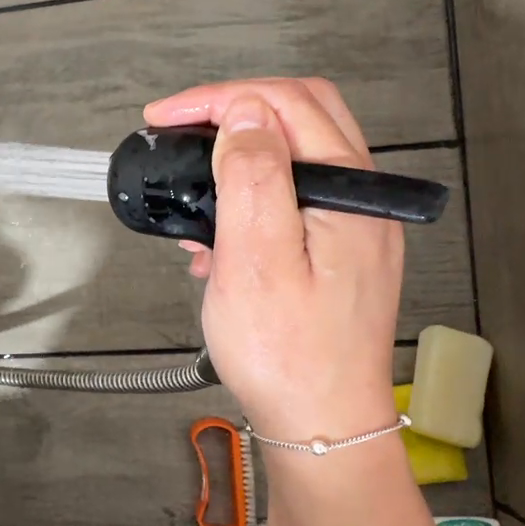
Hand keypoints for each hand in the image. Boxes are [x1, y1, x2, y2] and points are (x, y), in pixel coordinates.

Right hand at [145, 79, 401, 442]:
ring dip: (239, 154)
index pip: (284, 104)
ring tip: (189, 191)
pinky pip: (293, 195)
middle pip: (300, 115)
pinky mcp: (338, 251)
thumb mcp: (255, 259)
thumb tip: (245, 114)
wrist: (321, 426)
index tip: (163, 117)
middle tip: (178, 130)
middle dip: (233, 111)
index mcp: (348, 191)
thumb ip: (252, 177)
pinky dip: (250, 194)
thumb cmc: (285, 352)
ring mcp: (354, 225)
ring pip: (296, 153)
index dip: (219, 99)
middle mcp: (361, 198)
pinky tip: (216, 237)